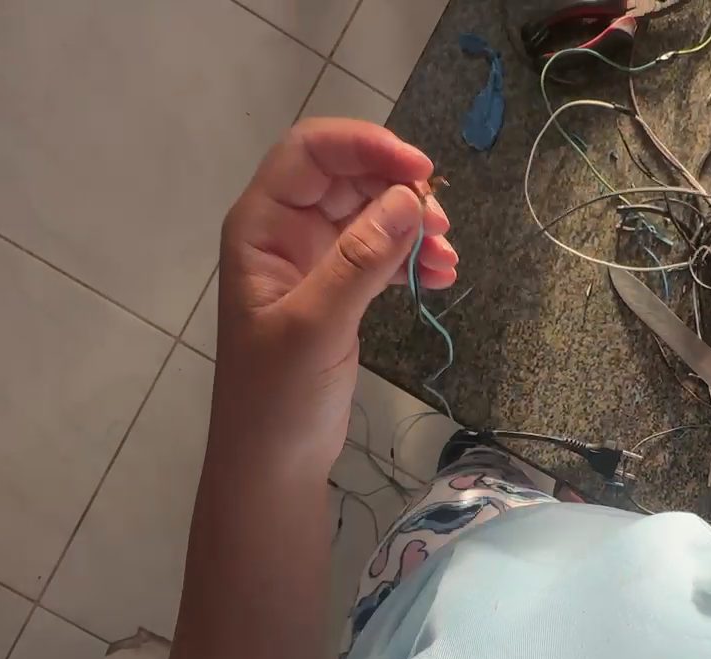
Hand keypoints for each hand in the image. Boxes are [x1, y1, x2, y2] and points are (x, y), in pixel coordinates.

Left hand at [216, 119, 457, 469]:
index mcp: (263, 227)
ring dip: (412, 231)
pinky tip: (439, 277)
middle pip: (348, 182)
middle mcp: (286, 234)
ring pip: (370, 220)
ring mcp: (314, 265)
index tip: (423, 171)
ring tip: (447, 261)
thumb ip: (361, 261)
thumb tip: (411, 202)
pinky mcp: (338, 296)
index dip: (366, 147)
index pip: (312, 154)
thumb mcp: (317, 324)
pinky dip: (410, 261)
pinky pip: (379, 259)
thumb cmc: (278, 396)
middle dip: (398, 193)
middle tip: (443, 225)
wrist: (274, 460)